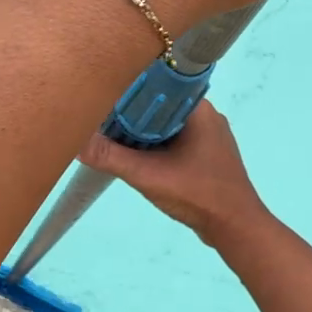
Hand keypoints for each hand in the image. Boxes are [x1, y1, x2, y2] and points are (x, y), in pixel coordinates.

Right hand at [80, 102, 271, 245]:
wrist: (235, 227)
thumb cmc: (197, 194)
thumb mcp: (147, 175)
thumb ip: (110, 156)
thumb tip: (76, 140)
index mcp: (197, 107)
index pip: (155, 83)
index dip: (125, 90)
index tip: (99, 97)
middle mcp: (204, 114)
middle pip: (156, 105)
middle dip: (128, 114)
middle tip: (96, 122)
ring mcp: (206, 135)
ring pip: (163, 124)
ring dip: (139, 133)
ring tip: (109, 139)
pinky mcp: (204, 154)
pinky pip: (172, 140)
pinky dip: (152, 146)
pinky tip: (134, 158)